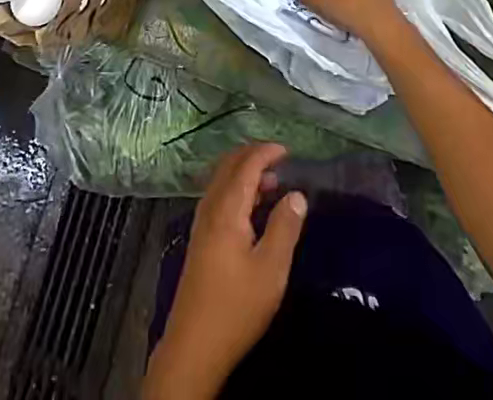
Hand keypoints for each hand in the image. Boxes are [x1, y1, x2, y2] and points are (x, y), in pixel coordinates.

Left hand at [144, 144, 306, 399]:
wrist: (195, 342)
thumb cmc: (237, 305)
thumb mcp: (271, 269)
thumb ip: (285, 228)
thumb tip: (297, 194)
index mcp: (226, 209)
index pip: (245, 166)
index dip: (265, 153)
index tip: (287, 150)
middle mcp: (210, 208)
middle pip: (228, 167)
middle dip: (252, 157)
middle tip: (280, 160)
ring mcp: (202, 223)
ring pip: (222, 182)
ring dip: (244, 174)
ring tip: (273, 183)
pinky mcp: (201, 238)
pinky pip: (219, 198)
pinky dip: (237, 190)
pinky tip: (253, 208)